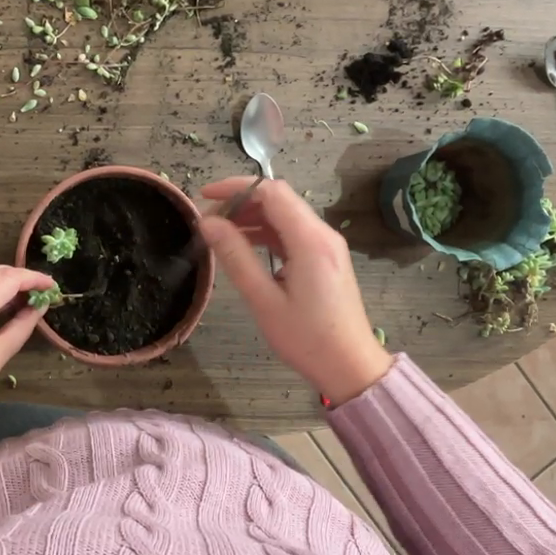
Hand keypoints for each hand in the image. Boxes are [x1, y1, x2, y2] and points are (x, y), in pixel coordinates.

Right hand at [200, 177, 392, 402]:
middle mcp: (322, 234)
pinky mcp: (325, 258)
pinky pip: (292, 232)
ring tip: (219, 233)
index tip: (204, 196)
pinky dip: (266, 232)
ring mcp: (327, 245)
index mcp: (310, 240)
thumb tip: (207, 223)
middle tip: (208, 219)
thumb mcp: (263, 299)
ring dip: (252, 217)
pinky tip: (244, 246)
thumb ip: (235, 257)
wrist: (350, 367)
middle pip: (278, 198)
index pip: (271, 192)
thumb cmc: (307, 339)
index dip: (235, 187)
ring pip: (285, 214)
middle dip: (240, 201)